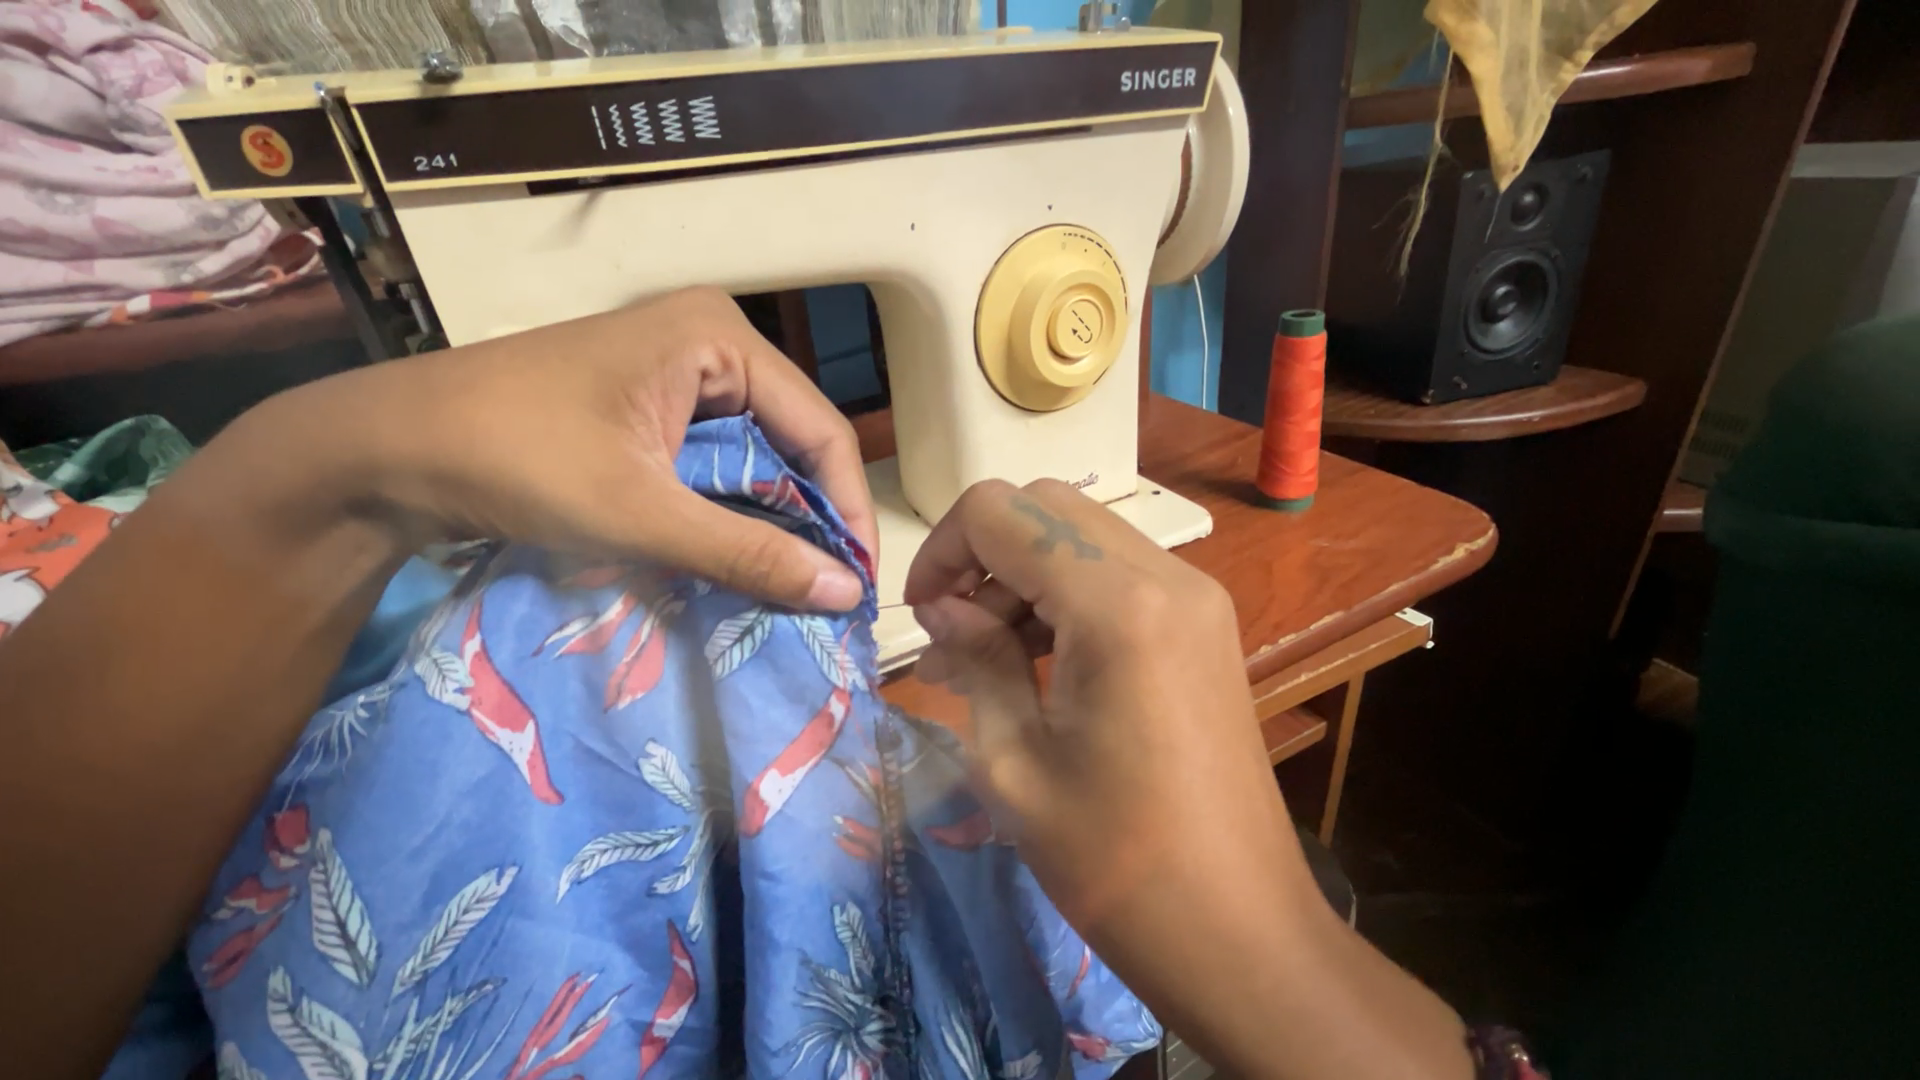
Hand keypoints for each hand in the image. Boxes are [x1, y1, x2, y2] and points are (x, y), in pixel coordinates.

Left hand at [239, 287, 874, 609]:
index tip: (857, 582)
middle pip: (793, 439)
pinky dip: (733, 508)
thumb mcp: (640, 512)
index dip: (848, 509)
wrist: (381, 449)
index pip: (820, 429)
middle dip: (814, 515)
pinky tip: (744, 554)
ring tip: (797, 582)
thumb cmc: (514, 458)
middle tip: (830, 590)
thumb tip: (843, 593)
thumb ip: (748, 552)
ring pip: (758, 453)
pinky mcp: (653, 402)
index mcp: (719, 337)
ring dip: (775, 517)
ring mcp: (680, 369)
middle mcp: (711, 341)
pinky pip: (719, 459)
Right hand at [903, 479, 1293, 927]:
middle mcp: (1166, 577)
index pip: (1001, 513)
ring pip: (1083, 534)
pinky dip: (1067, 594)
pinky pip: (1119, 573)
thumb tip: (944, 607)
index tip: (922, 618)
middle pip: (1046, 507)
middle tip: (953, 633)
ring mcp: (1197, 597)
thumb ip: (976, 659)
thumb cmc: (1114, 861)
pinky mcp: (1205, 625)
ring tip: (986, 657)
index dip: (943, 550)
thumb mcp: (1014, 762)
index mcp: (1116, 606)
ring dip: (1023, 573)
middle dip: (983, 554)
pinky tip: (1040, 661)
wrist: (1239, 932)